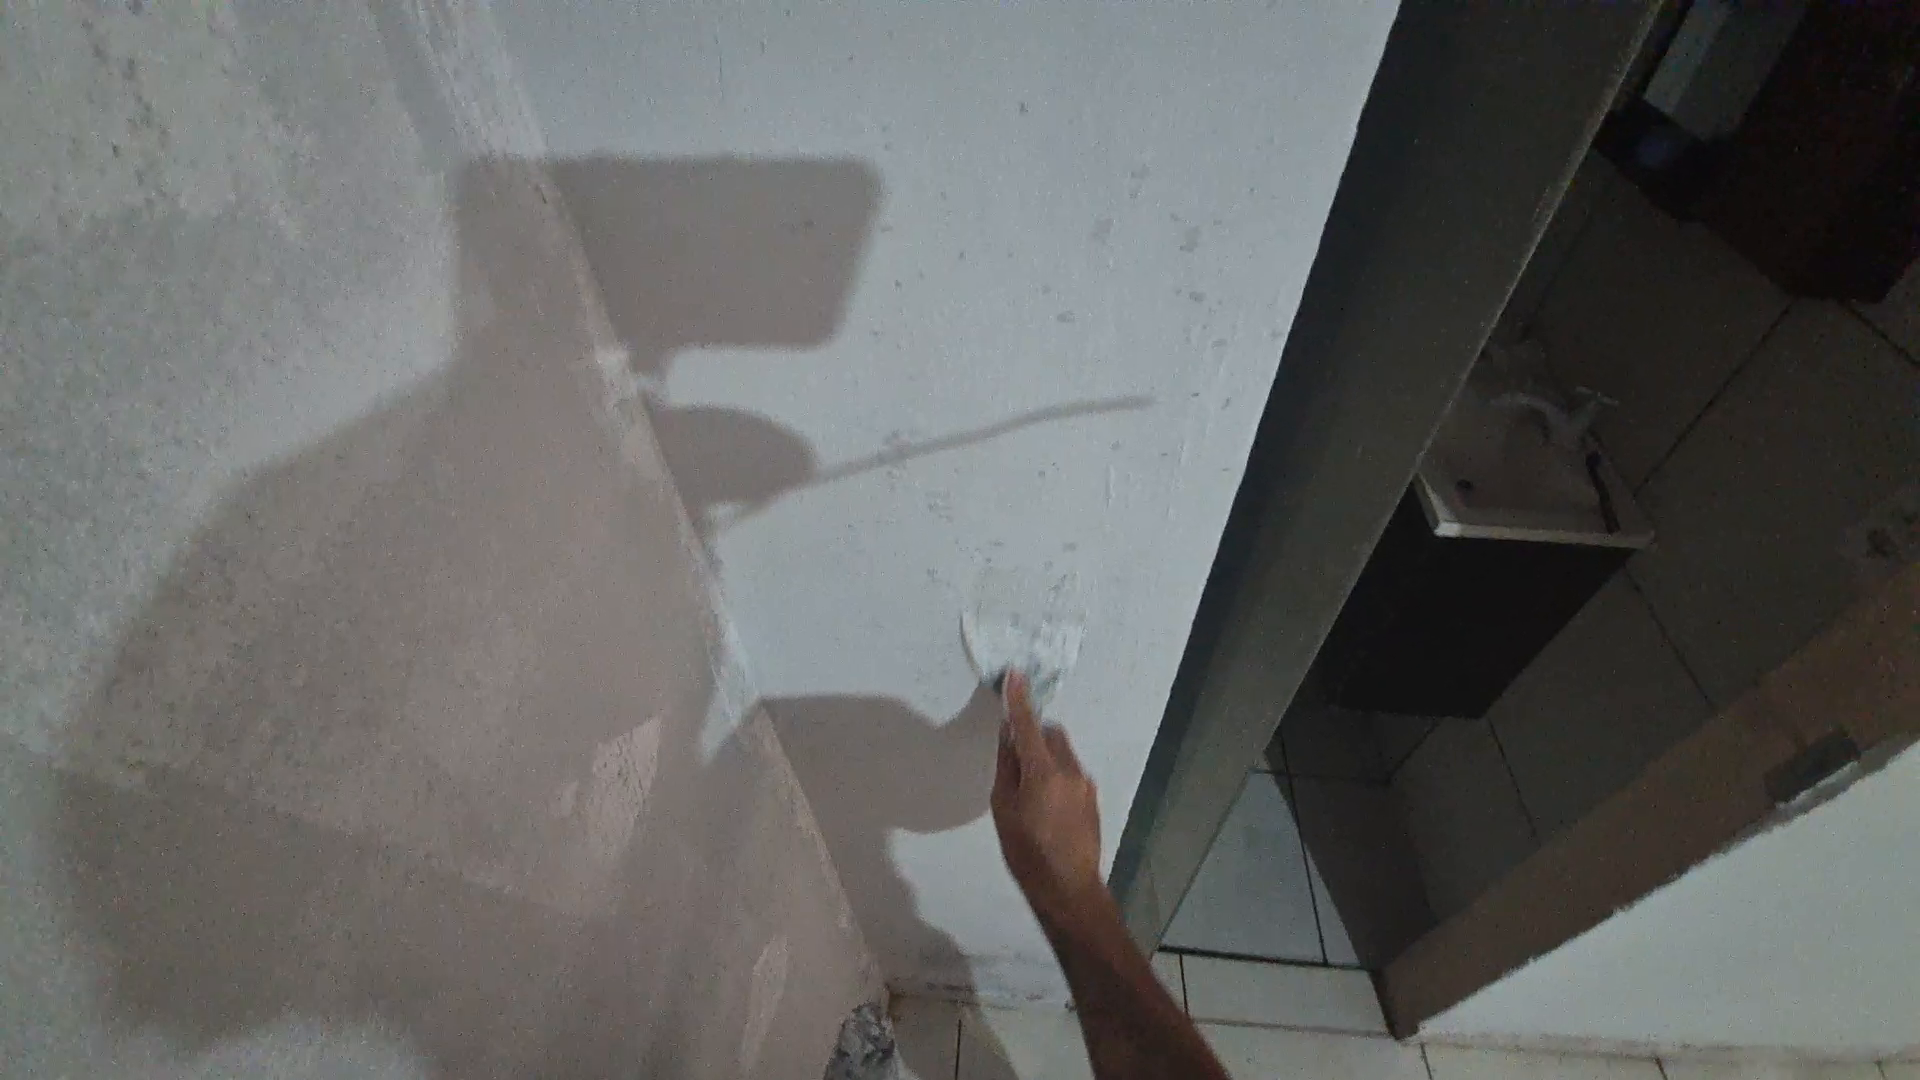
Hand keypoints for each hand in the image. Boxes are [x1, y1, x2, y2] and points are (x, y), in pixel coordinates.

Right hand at [991, 671, 1103, 923]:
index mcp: (1044, 772)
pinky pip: (1070, 771)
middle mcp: (1070, 770)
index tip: (1014, 674)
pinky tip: (1046, 805)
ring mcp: (1086, 783)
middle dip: (1034, 735)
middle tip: (1015, 758)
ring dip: (1045, 757)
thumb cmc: (1026, 852)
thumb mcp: (1003, 809)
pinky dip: (1055, 773)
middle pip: (1051, 735)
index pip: (1028, 725)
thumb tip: (1009, 734)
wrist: (1069, 890)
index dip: (1018, 699)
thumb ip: (1007, 766)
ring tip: (1029, 790)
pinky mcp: (1092, 797)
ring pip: (1062, 752)